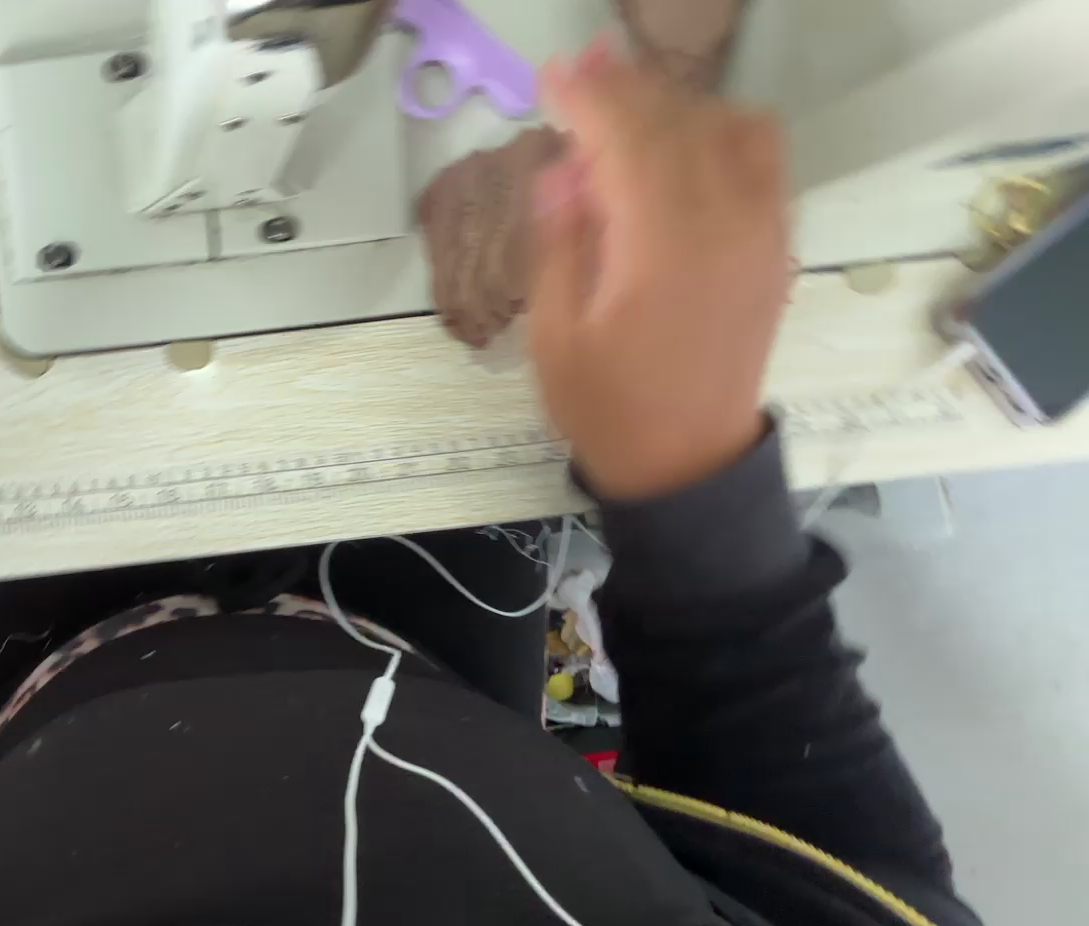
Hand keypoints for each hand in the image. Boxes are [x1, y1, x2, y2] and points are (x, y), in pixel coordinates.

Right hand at [526, 41, 789, 498]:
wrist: (683, 457)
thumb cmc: (602, 405)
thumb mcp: (554, 337)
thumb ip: (560, 247)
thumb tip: (560, 172)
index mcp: (660, 249)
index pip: (627, 144)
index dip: (588, 101)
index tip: (553, 72)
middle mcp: (725, 223)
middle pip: (679, 124)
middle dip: (627, 88)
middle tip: (582, 64)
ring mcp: (763, 230)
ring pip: (729, 130)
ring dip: (674, 106)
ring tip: (624, 107)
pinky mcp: (776, 244)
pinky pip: (762, 160)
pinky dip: (719, 132)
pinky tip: (681, 144)